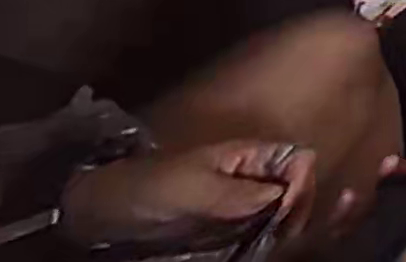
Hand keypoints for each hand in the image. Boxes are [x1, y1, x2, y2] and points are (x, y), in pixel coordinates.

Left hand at [60, 140, 315, 248]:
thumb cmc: (153, 188)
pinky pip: (261, 228)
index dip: (301, 181)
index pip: (300, 160)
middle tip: (286, 235)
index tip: (285, 210)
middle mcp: (258, 175)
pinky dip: (267, 239)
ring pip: (283, 208)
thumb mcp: (191, 190)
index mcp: (256, 155)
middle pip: (298, 184)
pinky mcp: (230, 225)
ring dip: (285, 226)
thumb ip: (234, 192)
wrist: (104, 212)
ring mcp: (245, 201)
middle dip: (299, 208)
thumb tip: (279, 195)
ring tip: (276, 245)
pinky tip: (262, 250)